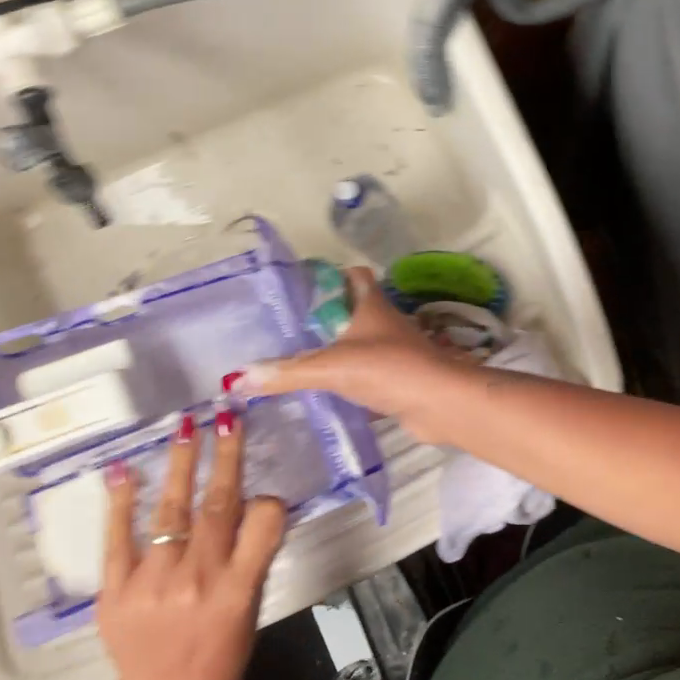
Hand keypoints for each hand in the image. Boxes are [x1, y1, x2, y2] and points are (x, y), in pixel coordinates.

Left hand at [98, 412, 286, 679]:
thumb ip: (252, 555)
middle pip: (216, 505)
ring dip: (180, 465)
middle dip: (225, 457)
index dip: (268, 499)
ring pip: (170, 513)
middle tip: (227, 417)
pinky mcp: (112, 594)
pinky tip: (123, 469)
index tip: (265, 485)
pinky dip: (120, 503)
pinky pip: (116, 540)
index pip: (264, 522)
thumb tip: (250, 503)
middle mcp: (197, 581)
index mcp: (240, 587)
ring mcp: (150, 586)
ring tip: (186, 427)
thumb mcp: (252, 604)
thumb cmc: (223, 652)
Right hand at [245, 267, 464, 442]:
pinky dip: (353, 380)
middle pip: (356, 311)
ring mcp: (397, 351)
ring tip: (302, 361)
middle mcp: (386, 322)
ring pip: (364, 344)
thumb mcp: (331, 367)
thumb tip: (238, 378)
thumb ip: (287, 372)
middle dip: (328, 319)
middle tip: (291, 331)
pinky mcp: (402, 379)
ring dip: (340, 351)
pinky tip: (329, 392)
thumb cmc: (389, 369)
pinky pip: (371, 374)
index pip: (355, 276)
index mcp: (372, 305)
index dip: (332, 276)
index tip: (301, 290)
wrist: (441, 403)